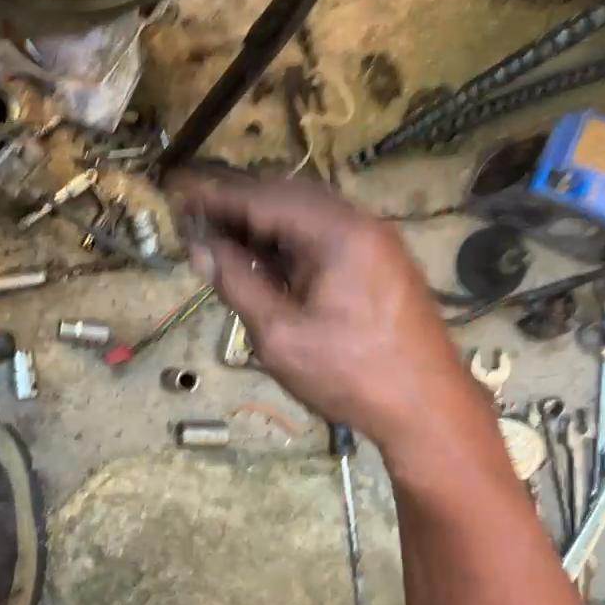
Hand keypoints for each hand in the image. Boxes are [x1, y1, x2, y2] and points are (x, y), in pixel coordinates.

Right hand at [167, 170, 482, 450]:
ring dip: (259, 223)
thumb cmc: (349, 374)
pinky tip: (258, 260)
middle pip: (286, 196)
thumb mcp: (279, 334)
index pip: (263, 199)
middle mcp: (359, 225)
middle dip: (236, 205)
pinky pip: (320, 236)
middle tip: (192, 220)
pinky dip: (283, 241)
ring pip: (303, 215)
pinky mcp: (375, 263)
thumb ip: (237, 284)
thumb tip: (200, 250)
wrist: (427, 409)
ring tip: (216, 240)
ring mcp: (372, 243)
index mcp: (337, 234)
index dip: (216, 198)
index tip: (178, 197)